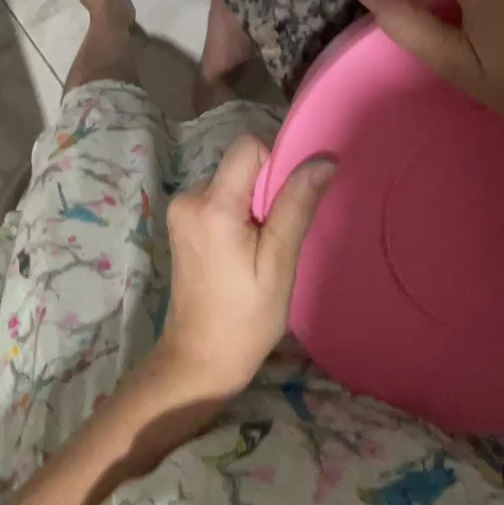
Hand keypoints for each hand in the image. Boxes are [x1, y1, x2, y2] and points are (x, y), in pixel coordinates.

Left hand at [156, 134, 335, 397]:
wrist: (199, 357)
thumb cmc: (245, 318)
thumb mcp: (279, 263)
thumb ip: (296, 205)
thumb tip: (323, 160)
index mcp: (212, 205)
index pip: (248, 147)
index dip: (274, 165)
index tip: (286, 203)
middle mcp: (189, 197)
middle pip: (240, 165)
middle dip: (264, 191)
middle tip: (273, 238)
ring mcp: (181, 209)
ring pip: (231, 181)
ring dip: (251, 205)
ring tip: (257, 250)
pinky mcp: (181, 221)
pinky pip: (218, 198)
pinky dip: (236, 214)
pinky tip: (241, 252)